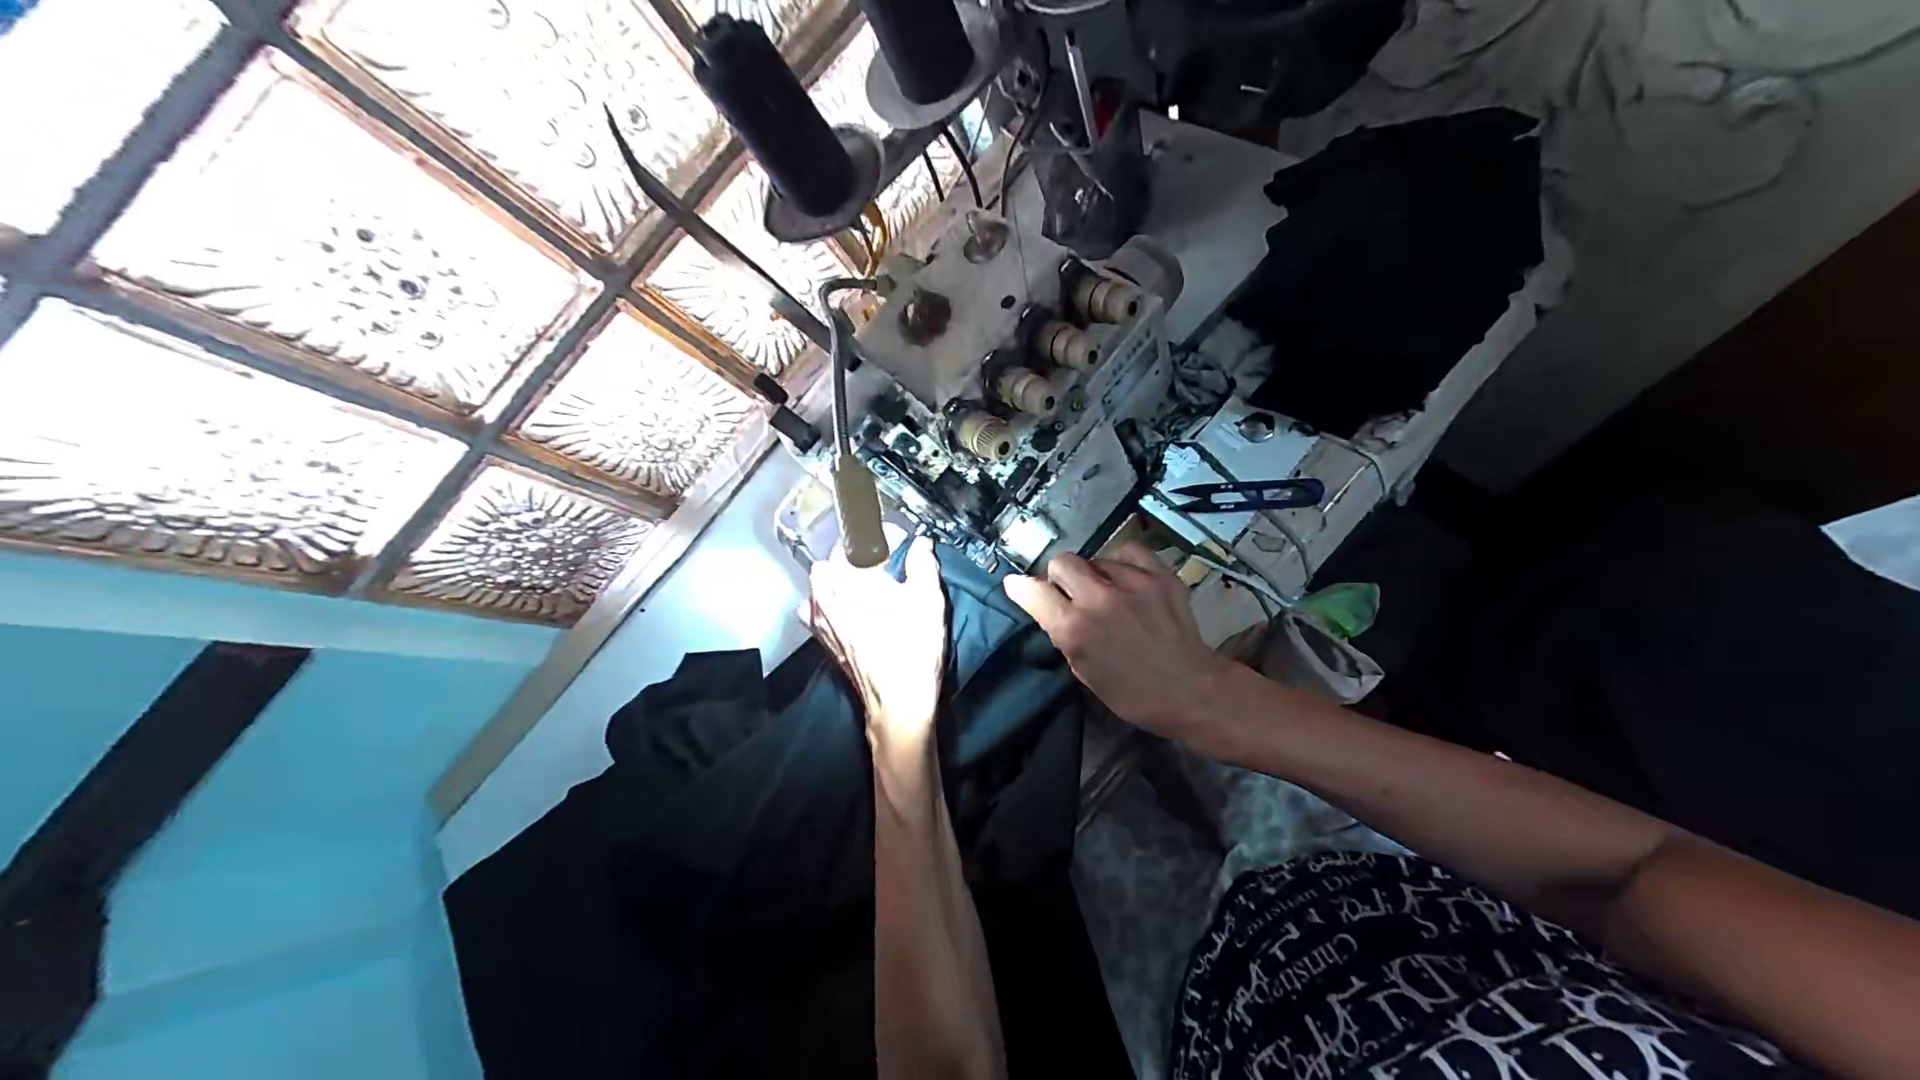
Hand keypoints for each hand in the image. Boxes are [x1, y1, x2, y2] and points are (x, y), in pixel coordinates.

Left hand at [809, 537, 948, 755]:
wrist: (898, 701)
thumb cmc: (915, 647)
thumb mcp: (929, 600)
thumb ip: (923, 565)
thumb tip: (922, 544)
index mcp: (856, 578)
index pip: (860, 542)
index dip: (882, 535)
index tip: (900, 539)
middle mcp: (831, 594)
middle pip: (833, 558)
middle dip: (855, 551)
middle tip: (880, 556)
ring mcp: (822, 618)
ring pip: (817, 582)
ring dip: (833, 573)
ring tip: (855, 578)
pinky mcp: (823, 640)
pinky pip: (810, 609)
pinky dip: (820, 601)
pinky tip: (836, 606)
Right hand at [1003, 543, 1235, 738]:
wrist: (1190, 690)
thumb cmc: (1131, 693)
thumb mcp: (1083, 669)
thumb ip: (1063, 632)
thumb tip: (1049, 606)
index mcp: (1075, 628)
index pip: (1034, 591)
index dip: (1021, 587)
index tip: (1018, 586)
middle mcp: (1099, 599)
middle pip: (1062, 562)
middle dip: (1060, 578)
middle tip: (1071, 594)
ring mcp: (1133, 582)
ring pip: (1095, 557)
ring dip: (1093, 574)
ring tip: (1107, 592)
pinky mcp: (1160, 576)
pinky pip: (1129, 552)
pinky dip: (1122, 562)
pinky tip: (1126, 576)